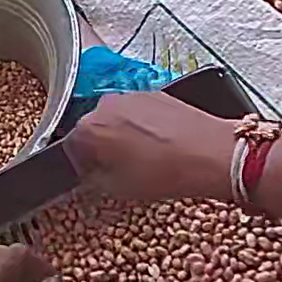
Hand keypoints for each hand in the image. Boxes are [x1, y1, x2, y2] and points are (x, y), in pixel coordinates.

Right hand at [65, 91, 235, 201]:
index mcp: (89, 129)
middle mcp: (104, 105)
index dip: (81, 165)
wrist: (210, 153)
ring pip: (115, 117)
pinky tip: (157, 143)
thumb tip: (93, 173)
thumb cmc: (164, 173)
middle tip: (117, 168)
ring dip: (120, 134)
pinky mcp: (154, 93)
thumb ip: (95, 178)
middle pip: (92, 128)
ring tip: (141, 157)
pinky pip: (136, 110)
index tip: (92, 176)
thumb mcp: (120, 188)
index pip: (71, 148)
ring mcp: (130, 96)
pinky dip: (140, 124)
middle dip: (100, 147)